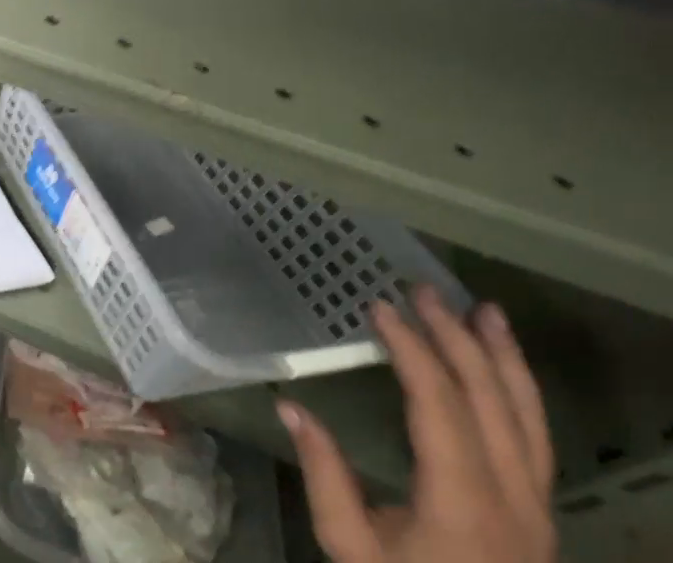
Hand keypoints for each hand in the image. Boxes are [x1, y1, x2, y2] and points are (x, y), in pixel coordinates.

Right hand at [280, 285, 556, 562]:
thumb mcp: (349, 545)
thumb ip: (324, 476)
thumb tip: (291, 406)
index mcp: (463, 500)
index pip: (442, 406)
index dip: (414, 351)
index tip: (380, 308)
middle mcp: (513, 494)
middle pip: (493, 401)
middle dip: (458, 339)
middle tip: (422, 290)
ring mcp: (536, 502)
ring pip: (529, 416)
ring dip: (504, 358)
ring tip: (483, 311)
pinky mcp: (538, 508)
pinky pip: (536, 435)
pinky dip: (521, 391)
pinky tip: (502, 367)